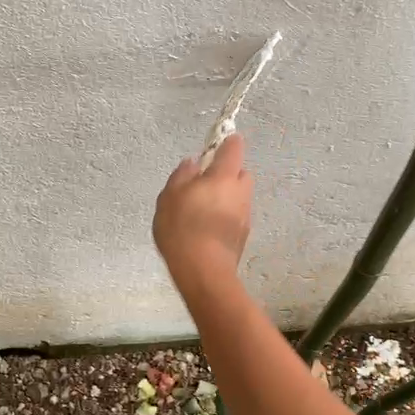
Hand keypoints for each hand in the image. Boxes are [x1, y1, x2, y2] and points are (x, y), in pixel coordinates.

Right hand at [154, 133, 253, 288]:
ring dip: (225, 197)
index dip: (225, 142)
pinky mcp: (243, 236)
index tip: (213, 147)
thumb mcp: (169, 196)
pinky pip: (235, 216)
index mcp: (224, 176)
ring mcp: (245, 215)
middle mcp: (241, 192)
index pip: (234, 147)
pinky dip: (224, 217)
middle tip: (202, 185)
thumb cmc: (183, 228)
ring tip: (200, 211)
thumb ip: (182, 175)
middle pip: (240, 173)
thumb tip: (193, 163)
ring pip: (237, 196)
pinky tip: (205, 230)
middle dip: (226, 174)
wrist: (203, 272)